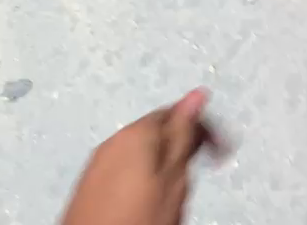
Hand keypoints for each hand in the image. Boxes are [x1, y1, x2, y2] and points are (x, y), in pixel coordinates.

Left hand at [61, 89, 216, 224]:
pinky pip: (124, 168)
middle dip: (180, 146)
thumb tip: (197, 94)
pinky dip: (140, 177)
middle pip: (159, 131)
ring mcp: (97, 164)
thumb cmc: (138, 218)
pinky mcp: (87, 186)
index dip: (205, 127)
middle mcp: (113, 140)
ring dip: (161, 163)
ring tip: (173, 189)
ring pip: (142, 151)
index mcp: (136, 132)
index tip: (219, 147)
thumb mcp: (174, 176)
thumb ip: (185, 131)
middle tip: (197, 170)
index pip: (180, 110)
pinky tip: (146, 198)